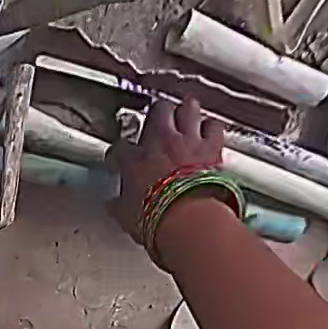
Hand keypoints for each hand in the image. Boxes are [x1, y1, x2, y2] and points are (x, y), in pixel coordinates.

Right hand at [108, 96, 224, 244]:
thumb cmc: (158, 220)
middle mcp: (162, 144)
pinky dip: (212, 127)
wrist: (188, 220)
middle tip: (156, 123)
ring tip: (185, 116)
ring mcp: (188, 142)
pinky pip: (214, 126)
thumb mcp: (126, 217)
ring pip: (187, 108)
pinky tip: (210, 131)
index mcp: (135, 161)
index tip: (119, 159)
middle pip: (157, 111)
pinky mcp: (212, 148)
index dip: (118, 153)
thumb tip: (113, 206)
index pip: (120, 148)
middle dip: (156, 115)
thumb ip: (119, 206)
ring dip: (186, 112)